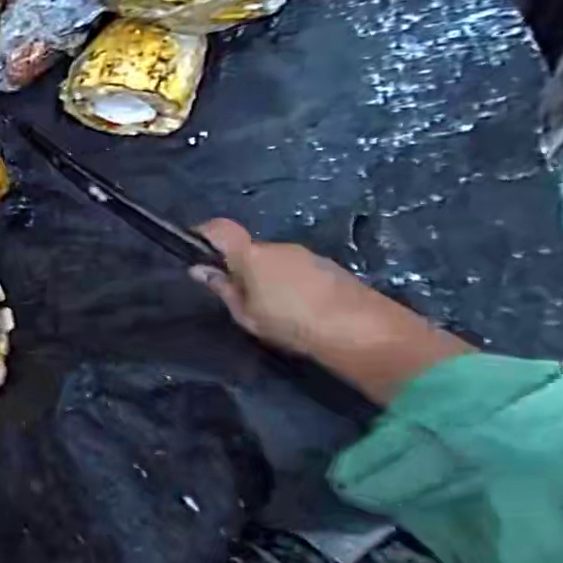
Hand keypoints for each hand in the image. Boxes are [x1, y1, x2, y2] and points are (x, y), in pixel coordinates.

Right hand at [191, 218, 473, 403]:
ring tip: (273, 308)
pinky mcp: (331, 268)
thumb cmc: (293, 324)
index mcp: (252, 256)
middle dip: (240, 267)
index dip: (204, 232)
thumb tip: (199, 269)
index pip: (221, 229)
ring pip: (275, 261)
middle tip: (240, 296)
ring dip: (267, 277)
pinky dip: (291, 283)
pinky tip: (299, 309)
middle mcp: (279, 248)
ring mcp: (309, 256)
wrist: (369, 334)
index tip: (194, 247)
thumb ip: (223, 289)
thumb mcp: (246, 314)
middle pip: (250, 250)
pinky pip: (297, 269)